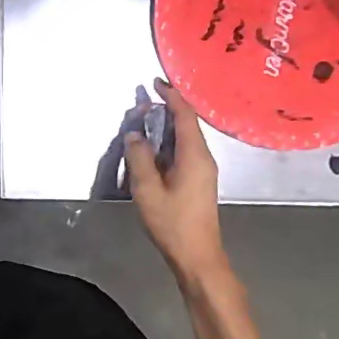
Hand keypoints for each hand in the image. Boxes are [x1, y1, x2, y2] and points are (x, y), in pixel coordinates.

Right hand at [124, 79, 228, 279]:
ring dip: (165, 127)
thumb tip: (134, 135)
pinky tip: (152, 148)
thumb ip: (139, 157)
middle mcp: (203, 157)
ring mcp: (203, 170)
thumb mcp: (147, 189)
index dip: (171, 95)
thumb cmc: (173, 222)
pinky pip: (184, 151)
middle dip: (166, 109)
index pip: (185, 115)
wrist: (198, 256)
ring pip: (185, 138)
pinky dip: (168, 142)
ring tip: (143, 123)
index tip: (155, 82)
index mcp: (194, 155)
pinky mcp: (198, 181)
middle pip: (187, 123)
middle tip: (141, 104)